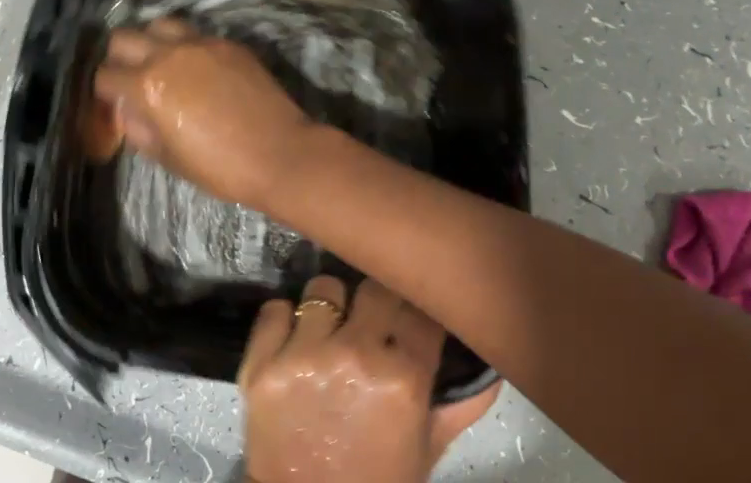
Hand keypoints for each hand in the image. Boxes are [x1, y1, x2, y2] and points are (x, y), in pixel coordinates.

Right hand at [93, 17, 321, 206]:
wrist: (280, 154)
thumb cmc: (219, 167)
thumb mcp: (166, 157)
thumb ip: (137, 128)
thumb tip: (127, 111)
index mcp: (147, 85)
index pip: (105, 76)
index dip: (103, 93)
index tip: (111, 105)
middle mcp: (168, 54)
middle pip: (123, 37)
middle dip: (119, 59)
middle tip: (130, 81)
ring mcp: (201, 43)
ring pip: (160, 25)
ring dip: (152, 42)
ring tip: (162, 65)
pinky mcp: (228, 43)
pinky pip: (196, 35)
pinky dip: (186, 48)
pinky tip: (198, 70)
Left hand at [240, 276, 500, 482]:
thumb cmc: (378, 477)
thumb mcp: (428, 446)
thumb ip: (462, 404)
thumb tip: (488, 364)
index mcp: (403, 377)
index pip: (418, 308)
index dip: (416, 308)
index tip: (410, 313)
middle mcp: (354, 355)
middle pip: (372, 287)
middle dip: (376, 301)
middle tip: (372, 318)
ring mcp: (303, 355)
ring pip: (322, 289)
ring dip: (329, 307)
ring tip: (329, 330)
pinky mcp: (261, 363)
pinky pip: (275, 309)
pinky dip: (285, 321)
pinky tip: (294, 341)